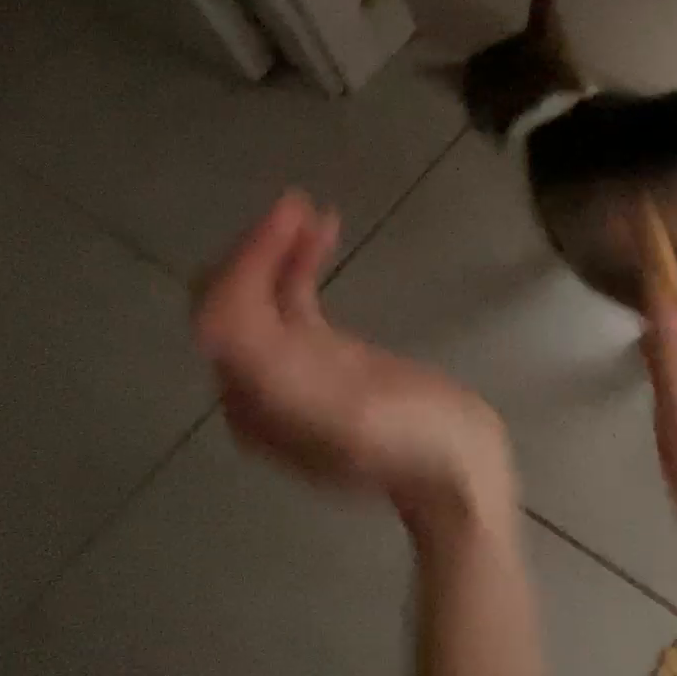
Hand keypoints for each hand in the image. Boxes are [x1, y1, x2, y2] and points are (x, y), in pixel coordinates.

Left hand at [194, 192, 514, 541]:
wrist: (459, 473)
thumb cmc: (420, 442)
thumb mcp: (353, 414)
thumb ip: (284, 374)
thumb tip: (217, 327)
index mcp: (258, 402)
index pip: (224, 319)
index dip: (246, 260)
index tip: (291, 211)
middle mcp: (257, 390)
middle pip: (232, 305)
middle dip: (256, 249)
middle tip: (299, 202)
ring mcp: (289, 376)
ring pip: (260, 301)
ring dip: (277, 251)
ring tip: (313, 210)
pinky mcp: (322, 365)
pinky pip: (292, 308)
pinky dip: (300, 267)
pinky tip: (325, 236)